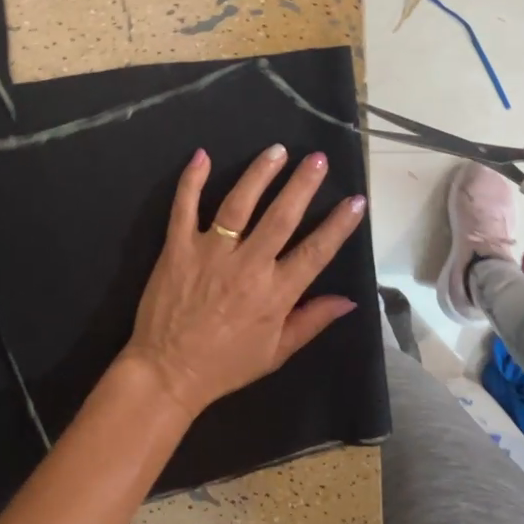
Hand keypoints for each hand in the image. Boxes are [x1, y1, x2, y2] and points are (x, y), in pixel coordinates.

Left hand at [119, 145, 367, 418]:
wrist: (168, 372)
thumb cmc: (225, 365)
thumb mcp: (276, 352)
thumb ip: (312, 320)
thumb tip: (350, 300)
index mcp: (274, 294)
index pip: (315, 252)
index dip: (338, 225)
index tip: (355, 200)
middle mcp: (246, 267)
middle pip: (280, 217)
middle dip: (302, 185)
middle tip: (317, 158)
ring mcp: (210, 253)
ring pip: (238, 204)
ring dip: (259, 174)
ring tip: (277, 150)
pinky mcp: (178, 248)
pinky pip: (184, 208)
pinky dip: (192, 181)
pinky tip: (202, 156)